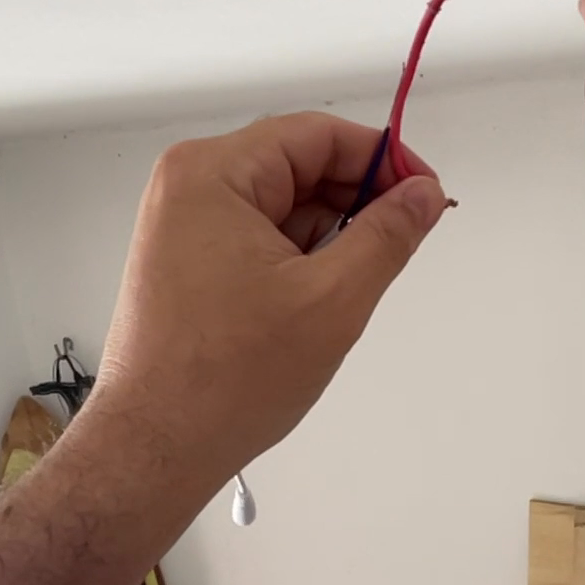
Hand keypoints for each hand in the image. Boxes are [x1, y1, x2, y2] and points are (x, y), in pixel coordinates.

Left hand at [88, 113, 447, 484]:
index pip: (318, 135)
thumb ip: (388, 235)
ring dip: (331, 235)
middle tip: (405, 241)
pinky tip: (321, 296)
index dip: (384, 158)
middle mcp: (191, 186)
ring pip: (283, 206)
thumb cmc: (236, 377)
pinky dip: (301, 257)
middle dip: (359, 200)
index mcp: (215, 173)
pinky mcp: (188, 262)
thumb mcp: (332, 299)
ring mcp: (184, 225)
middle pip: (298, 166)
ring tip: (355, 284)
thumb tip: (427, 193)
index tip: (429, 195)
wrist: (155, 449)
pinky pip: (260, 237)